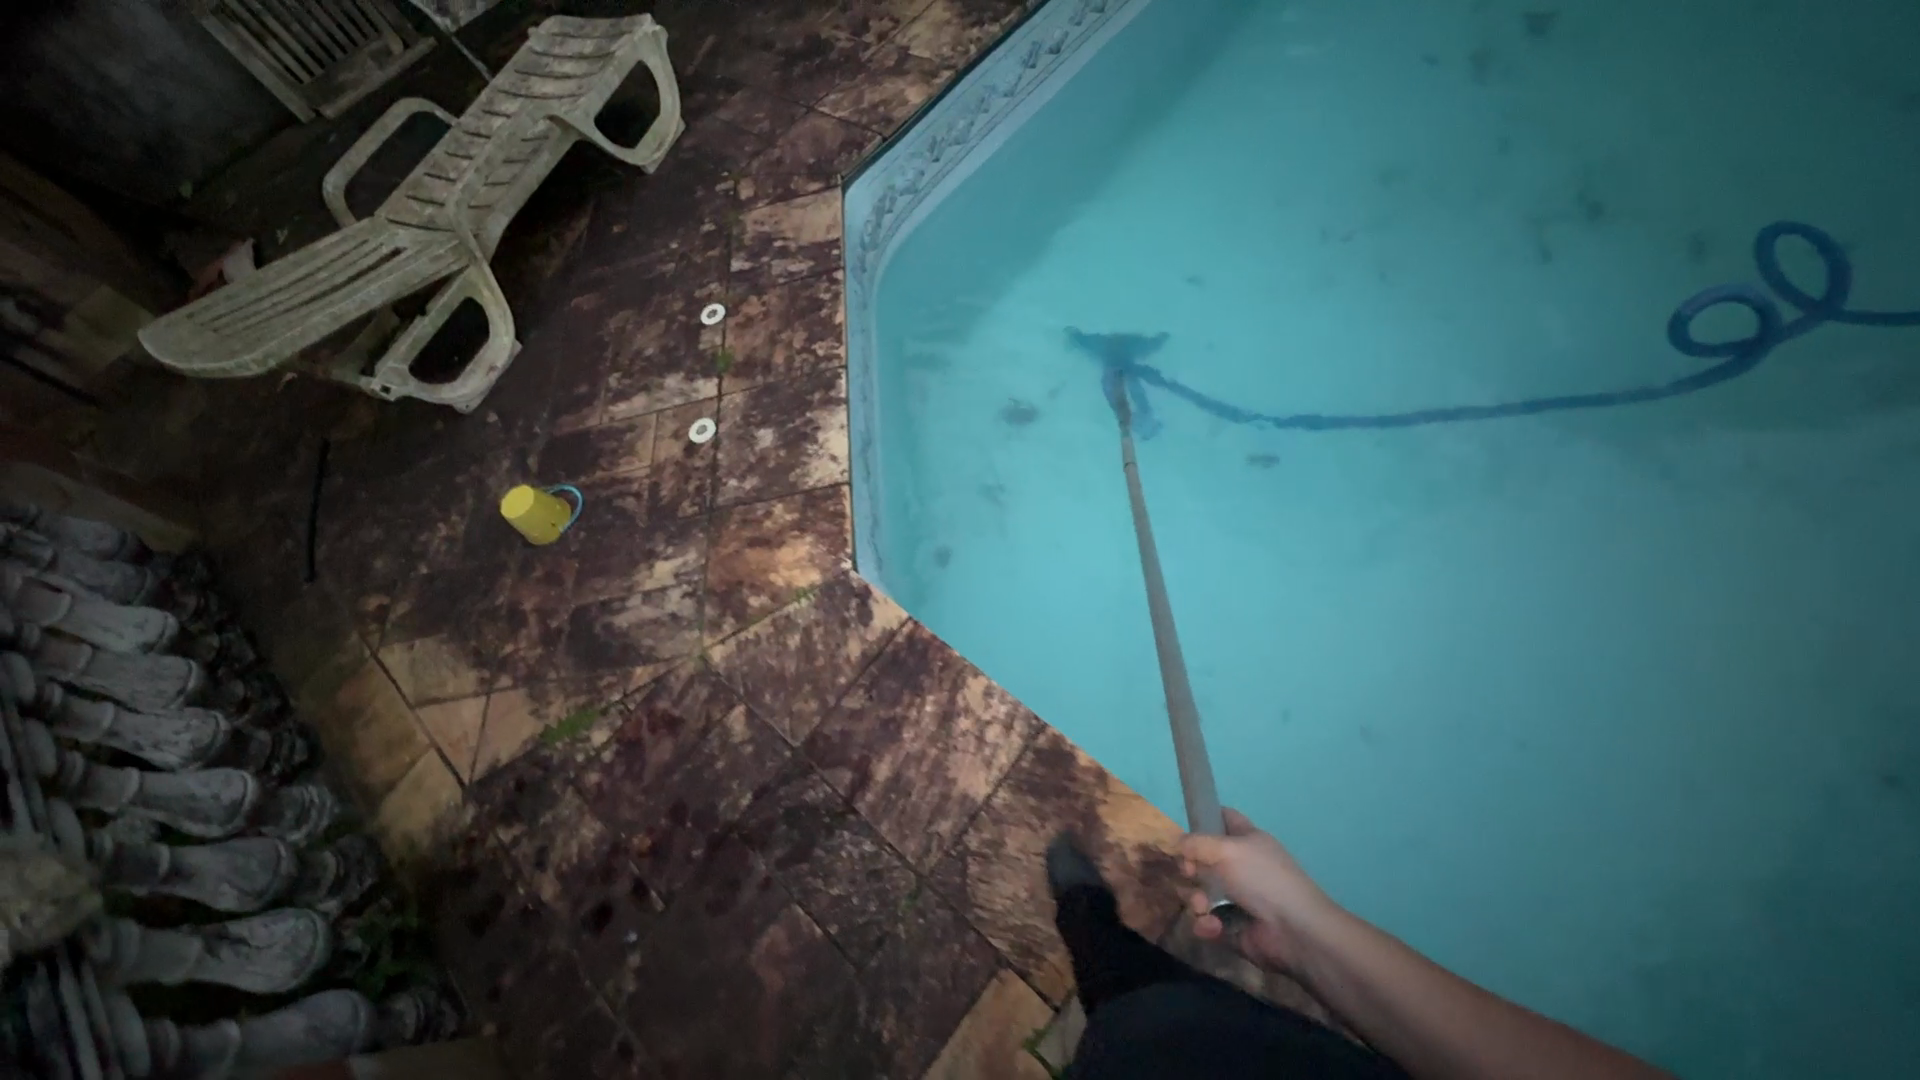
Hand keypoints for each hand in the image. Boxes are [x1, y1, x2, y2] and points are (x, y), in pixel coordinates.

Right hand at [1181, 808, 1338, 975]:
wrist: (1295, 932)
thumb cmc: (1263, 879)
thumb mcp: (1226, 849)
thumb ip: (1196, 842)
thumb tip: (1177, 844)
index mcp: (1247, 840)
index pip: (1224, 818)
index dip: (1206, 817)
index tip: (1185, 826)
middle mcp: (1240, 866)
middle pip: (1202, 859)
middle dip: (1189, 868)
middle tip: (1189, 873)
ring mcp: (1235, 897)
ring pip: (1198, 891)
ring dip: (1195, 900)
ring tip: (1203, 908)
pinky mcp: (1230, 927)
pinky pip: (1205, 921)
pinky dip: (1206, 924)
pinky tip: (1213, 926)